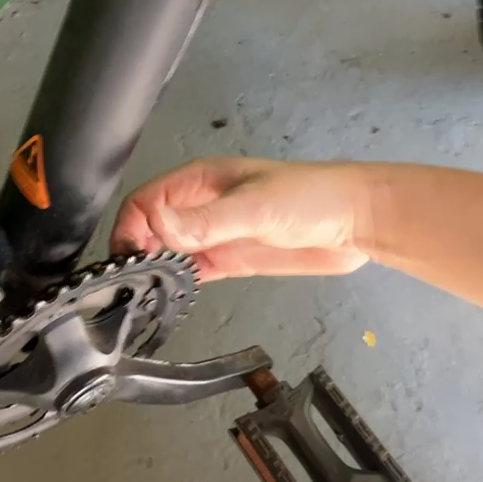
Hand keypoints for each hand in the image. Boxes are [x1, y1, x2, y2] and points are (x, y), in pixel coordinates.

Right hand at [109, 157, 372, 279]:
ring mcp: (215, 234)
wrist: (357, 221)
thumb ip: (203, 220)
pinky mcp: (231, 259)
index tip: (126, 259)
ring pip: (169, 250)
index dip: (130, 226)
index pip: (146, 200)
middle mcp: (200, 206)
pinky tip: (170, 300)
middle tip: (133, 284)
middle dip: (137, 249)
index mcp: (198, 181)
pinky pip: (194, 270)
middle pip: (151, 226)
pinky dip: (178, 283)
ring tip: (144, 297)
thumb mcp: (252, 209)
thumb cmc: (306, 200)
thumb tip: (153, 223)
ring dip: (155, 268)